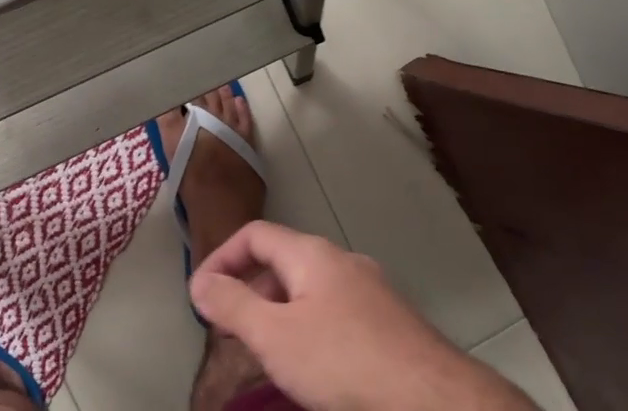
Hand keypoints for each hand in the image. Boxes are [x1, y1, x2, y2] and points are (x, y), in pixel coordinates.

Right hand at [190, 222, 537, 410]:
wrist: (427, 395)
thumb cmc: (341, 359)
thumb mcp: (274, 336)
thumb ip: (232, 306)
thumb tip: (199, 282)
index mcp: (311, 253)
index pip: (255, 234)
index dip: (222, 258)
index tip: (201, 296)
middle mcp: (342, 260)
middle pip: (283, 260)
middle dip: (249, 290)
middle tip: (229, 331)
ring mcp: (370, 289)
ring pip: (310, 290)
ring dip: (278, 313)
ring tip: (265, 353)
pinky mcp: (388, 320)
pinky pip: (335, 312)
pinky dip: (308, 328)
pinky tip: (311, 366)